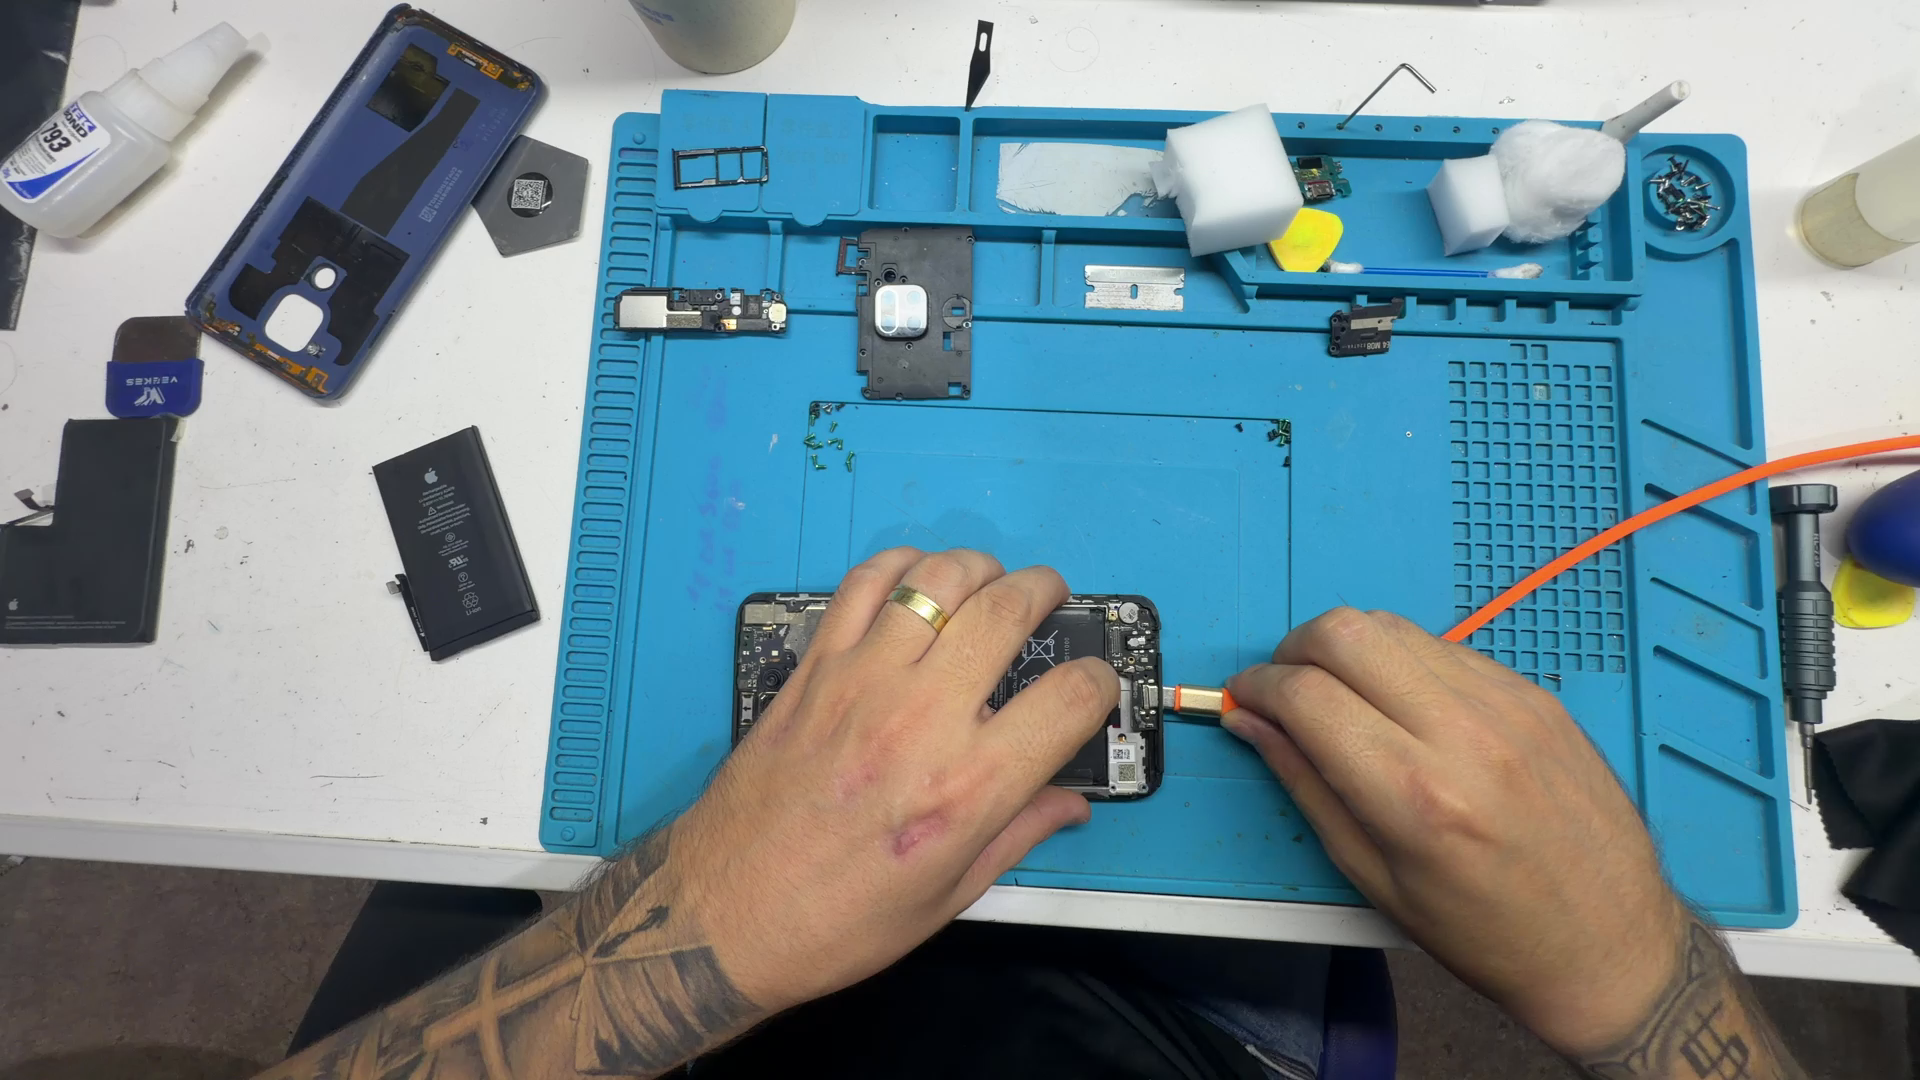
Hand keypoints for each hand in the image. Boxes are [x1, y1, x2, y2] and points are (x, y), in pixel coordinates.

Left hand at [671, 548, 1117, 1013]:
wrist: (726, 912)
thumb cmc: (843, 919)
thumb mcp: (949, 896)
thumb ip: (1021, 833)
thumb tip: (1074, 801)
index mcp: (969, 786)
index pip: (1071, 699)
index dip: (1100, 682)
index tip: (1093, 684)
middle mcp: (922, 716)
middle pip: (1007, 611)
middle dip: (1045, 591)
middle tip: (1049, 598)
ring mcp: (863, 679)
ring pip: (938, 579)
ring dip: (979, 567)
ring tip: (989, 582)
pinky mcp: (816, 664)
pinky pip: (865, 583)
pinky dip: (902, 564)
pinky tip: (917, 580)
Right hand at [1224, 608, 1685, 1056]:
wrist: (1618, 949)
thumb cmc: (1481, 930)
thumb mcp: (1368, 873)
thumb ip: (1300, 781)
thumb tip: (1248, 721)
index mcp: (1414, 795)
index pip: (1305, 695)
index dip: (1256, 688)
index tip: (1243, 699)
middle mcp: (1462, 733)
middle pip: (1344, 632)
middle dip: (1292, 648)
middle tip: (1285, 687)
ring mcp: (1505, 704)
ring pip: (1387, 624)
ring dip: (1341, 647)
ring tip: (1338, 692)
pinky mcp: (1532, 693)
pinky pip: (1435, 645)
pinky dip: (1394, 660)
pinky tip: (1397, 703)